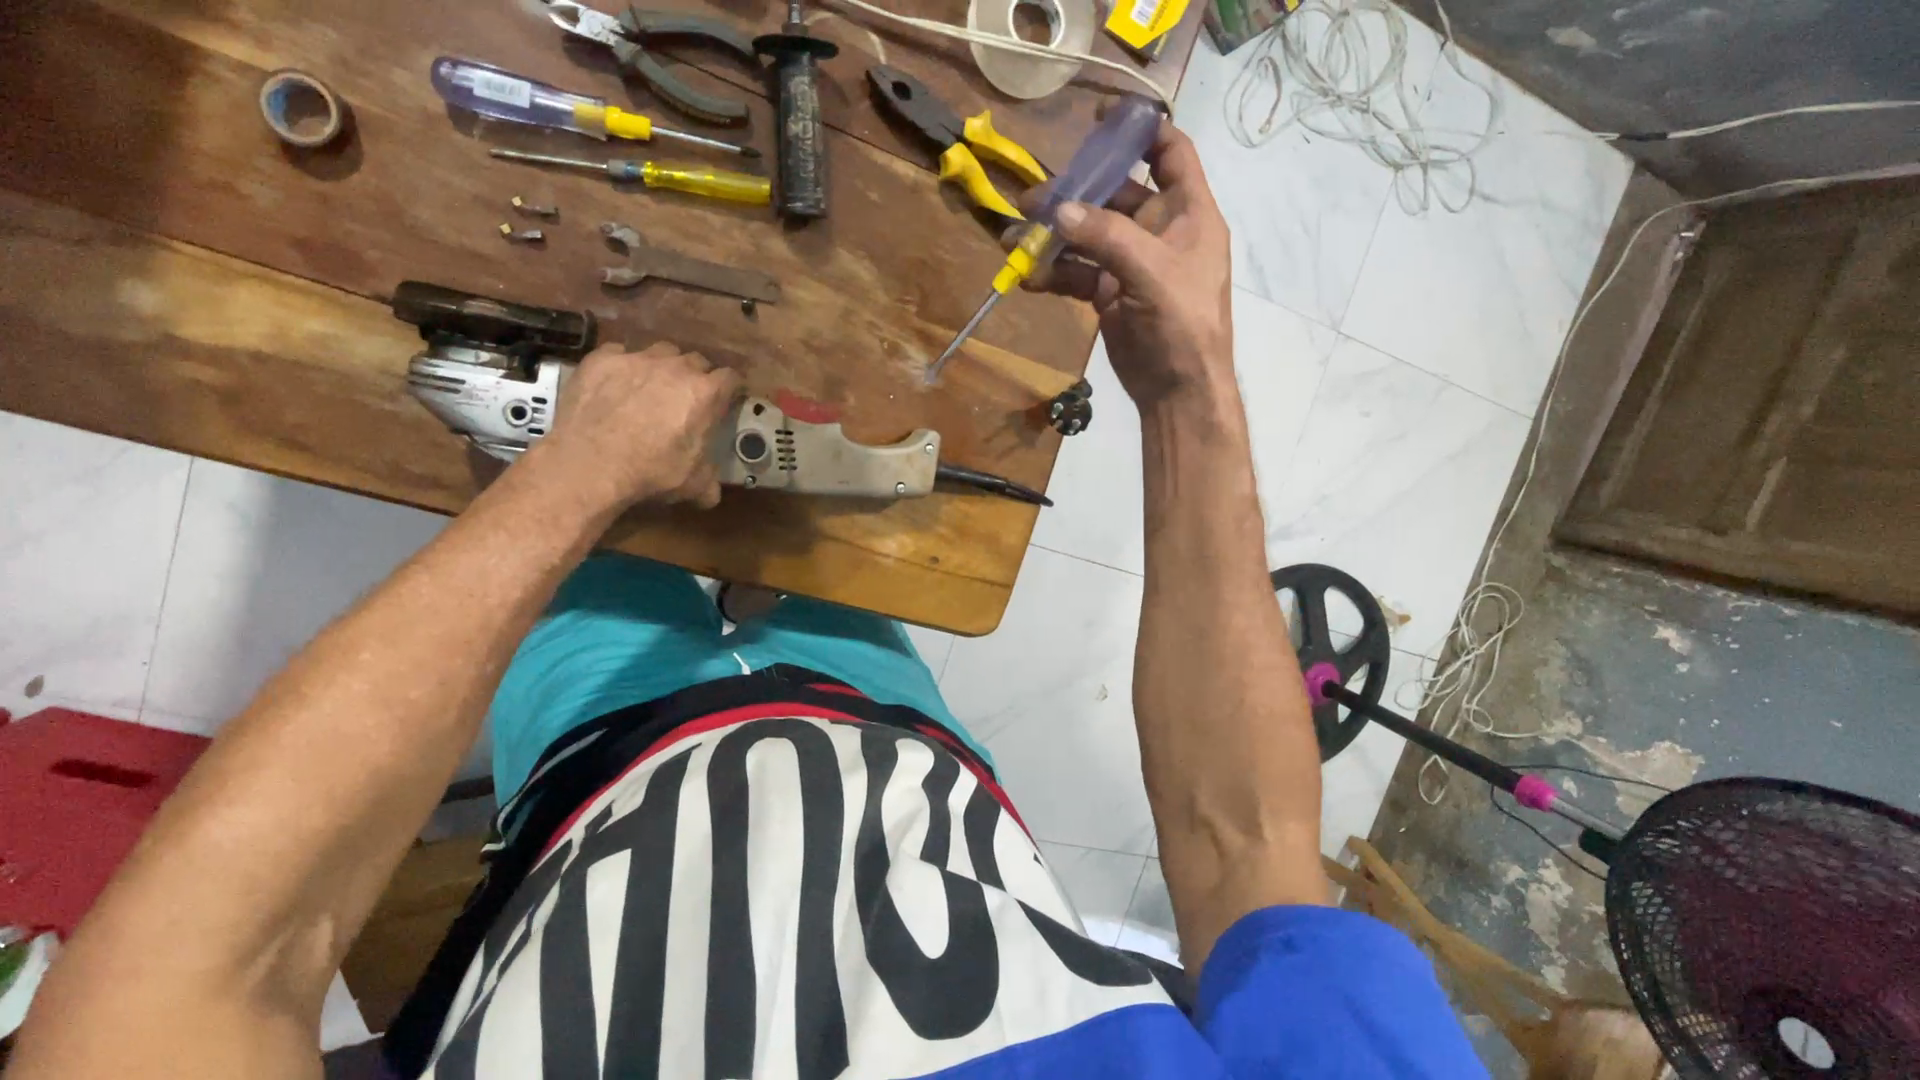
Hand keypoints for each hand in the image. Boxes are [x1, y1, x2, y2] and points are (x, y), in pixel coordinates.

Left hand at [527, 342, 741, 513]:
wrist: (590, 464)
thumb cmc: (650, 473)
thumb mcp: (692, 484)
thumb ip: (708, 483)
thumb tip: (712, 495)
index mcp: (705, 394)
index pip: (730, 378)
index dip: (730, 388)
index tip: (725, 399)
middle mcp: (676, 368)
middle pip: (696, 361)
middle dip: (695, 376)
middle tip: (685, 398)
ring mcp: (637, 359)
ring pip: (660, 352)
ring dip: (661, 367)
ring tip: (649, 387)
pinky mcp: (603, 359)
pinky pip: (618, 353)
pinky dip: (621, 366)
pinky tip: (614, 385)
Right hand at [1025, 118, 1234, 411]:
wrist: (1178, 390)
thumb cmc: (1183, 323)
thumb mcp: (1152, 272)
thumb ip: (1107, 237)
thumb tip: (1058, 212)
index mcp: (1188, 213)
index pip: (1170, 153)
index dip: (1141, 129)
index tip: (1101, 118)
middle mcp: (1160, 231)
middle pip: (1115, 193)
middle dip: (1076, 191)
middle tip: (1034, 197)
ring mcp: (1131, 263)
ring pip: (1088, 235)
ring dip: (1054, 235)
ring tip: (1017, 239)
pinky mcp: (1110, 293)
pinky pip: (1077, 272)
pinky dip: (1053, 272)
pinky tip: (1028, 276)